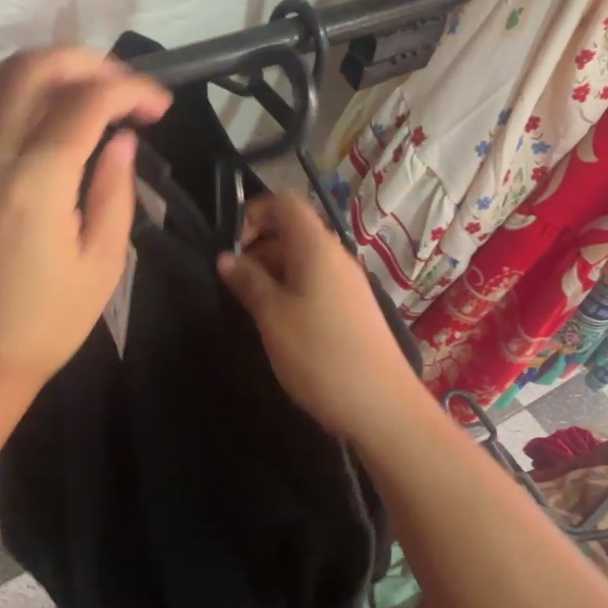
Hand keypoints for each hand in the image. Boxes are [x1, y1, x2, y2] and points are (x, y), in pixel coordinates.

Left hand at [0, 48, 171, 387]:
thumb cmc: (49, 322)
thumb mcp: (103, 264)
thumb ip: (114, 191)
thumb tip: (120, 141)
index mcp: (37, 181)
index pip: (86, 101)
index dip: (131, 90)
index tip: (161, 108)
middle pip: (35, 68)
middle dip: (89, 63)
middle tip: (127, 91)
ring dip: (48, 67)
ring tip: (88, 92)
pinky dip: (14, 87)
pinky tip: (45, 111)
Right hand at [216, 194, 426, 437]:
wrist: (380, 405)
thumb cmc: (320, 355)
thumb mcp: (273, 317)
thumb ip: (248, 282)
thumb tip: (226, 257)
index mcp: (317, 247)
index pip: (285, 203)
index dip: (254, 213)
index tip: (231, 247)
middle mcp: (336, 257)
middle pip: (293, 231)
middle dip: (259, 248)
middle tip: (235, 284)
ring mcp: (348, 284)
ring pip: (303, 261)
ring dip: (273, 274)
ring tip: (252, 309)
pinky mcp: (353, 310)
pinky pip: (316, 285)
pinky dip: (292, 292)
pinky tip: (279, 325)